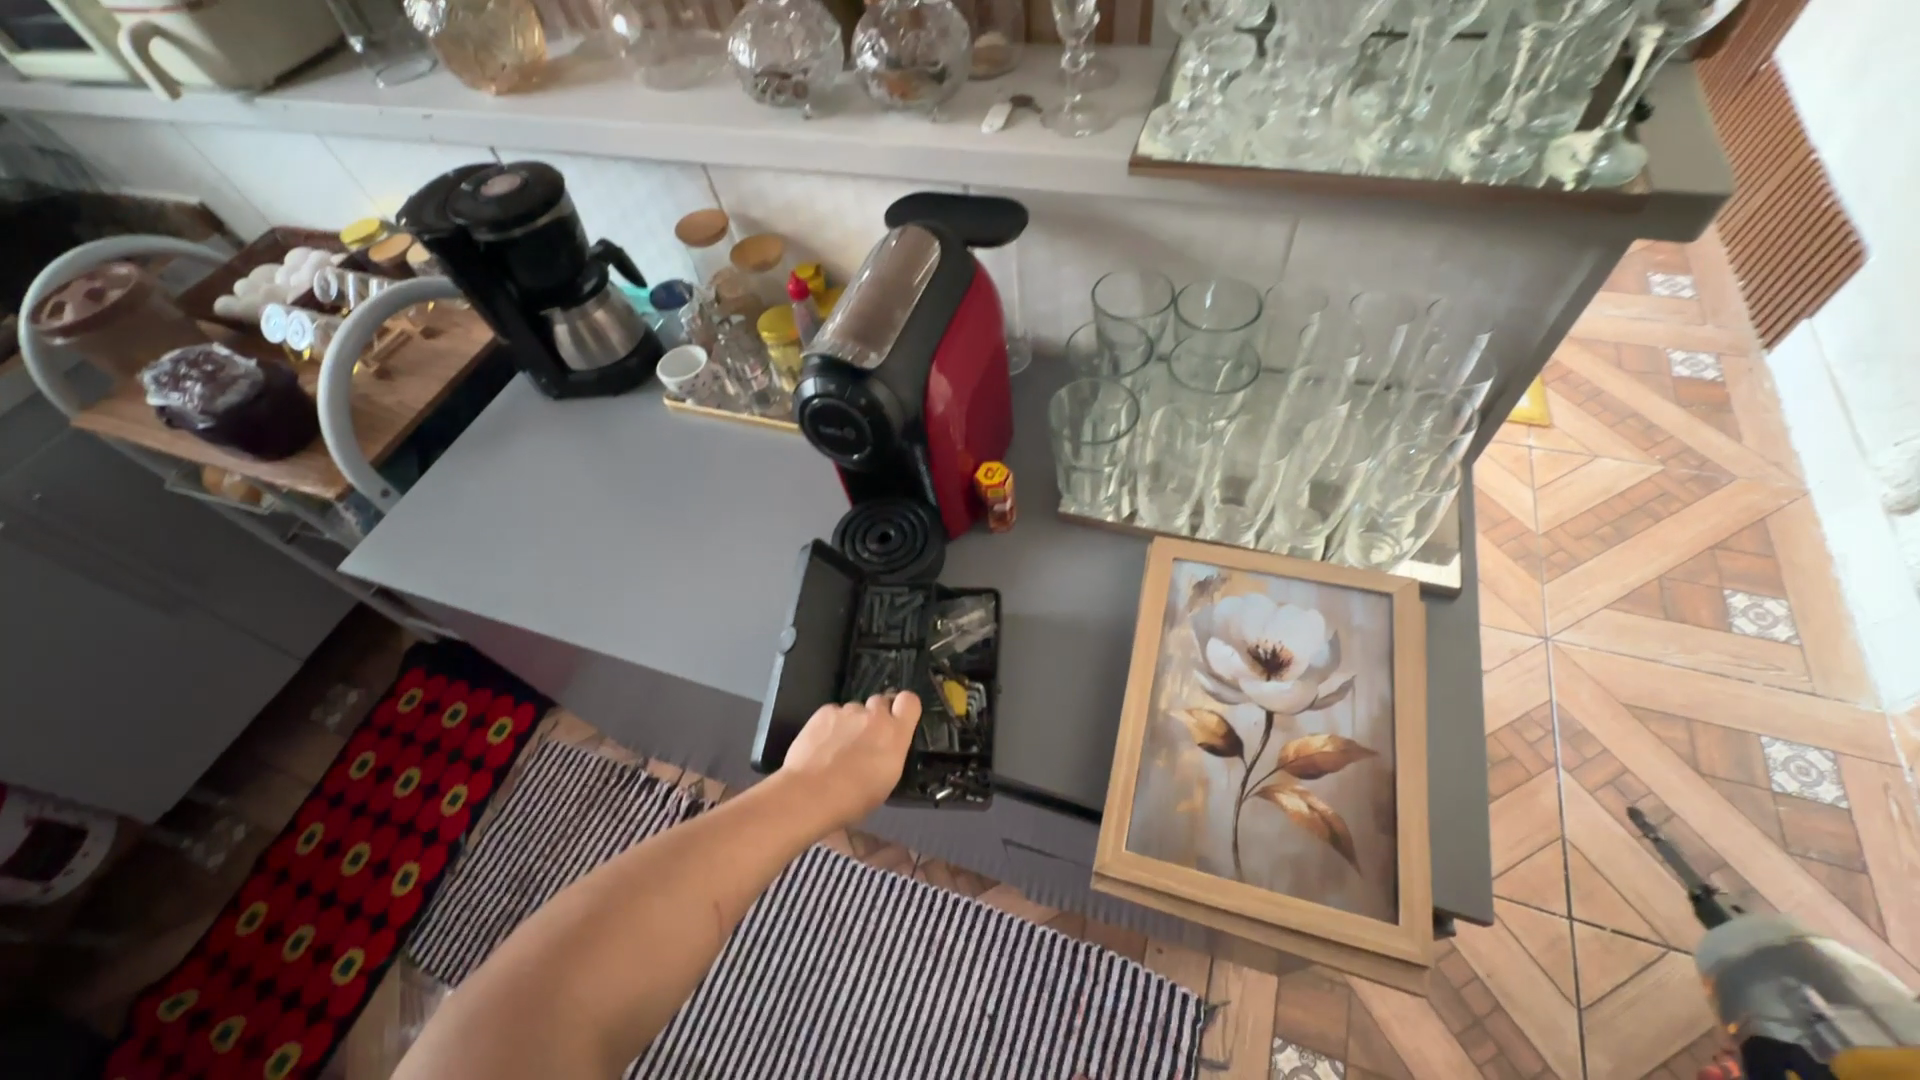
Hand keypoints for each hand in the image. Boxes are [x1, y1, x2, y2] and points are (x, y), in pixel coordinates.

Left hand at [779, 692, 921, 829]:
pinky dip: (830, 725)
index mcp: (895, 734)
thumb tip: (884, 748)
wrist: (810, 794)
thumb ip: (890, 753)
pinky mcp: (824, 712)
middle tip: (865, 737)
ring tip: (837, 746)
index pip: (910, 701)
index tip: (896, 720)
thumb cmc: (854, 799)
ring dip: (851, 722)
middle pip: (881, 701)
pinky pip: (833, 713)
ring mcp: (848, 711)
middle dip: (876, 715)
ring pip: (854, 709)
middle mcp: (874, 716)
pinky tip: (821, 744)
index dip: (903, 707)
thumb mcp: (887, 780)